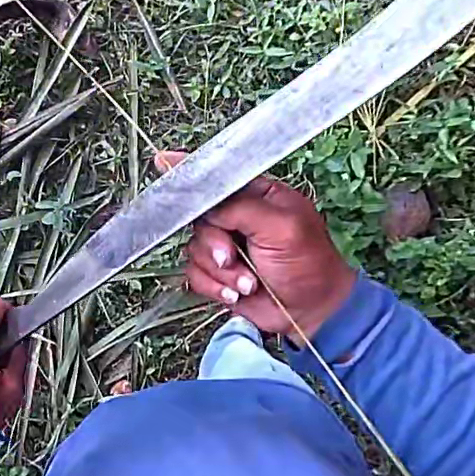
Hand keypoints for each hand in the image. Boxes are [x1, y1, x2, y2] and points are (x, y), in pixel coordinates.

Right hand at [155, 151, 355, 337]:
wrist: (311, 312)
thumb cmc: (308, 264)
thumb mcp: (282, 227)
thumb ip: (241, 208)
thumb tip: (205, 206)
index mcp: (256, 196)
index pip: (218, 178)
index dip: (190, 173)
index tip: (163, 162)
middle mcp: (236, 218)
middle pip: (198, 219)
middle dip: (214, 244)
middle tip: (233, 258)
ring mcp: (225, 246)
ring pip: (194, 249)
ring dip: (220, 272)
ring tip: (248, 283)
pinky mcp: (218, 274)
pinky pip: (195, 274)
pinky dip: (214, 287)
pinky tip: (236, 294)